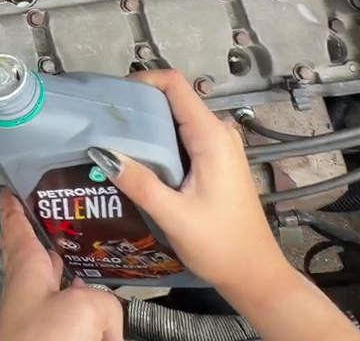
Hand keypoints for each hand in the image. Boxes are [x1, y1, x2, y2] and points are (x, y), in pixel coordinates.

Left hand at [0, 192, 123, 340]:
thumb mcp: (84, 310)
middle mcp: (27, 287)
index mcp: (24, 264)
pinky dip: (91, 323)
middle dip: (55, 242)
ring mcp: (37, 317)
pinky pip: (75, 324)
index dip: (13, 202)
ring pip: (63, 291)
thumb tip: (108, 315)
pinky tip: (102, 327)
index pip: (15, 220)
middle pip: (40, 253)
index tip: (10, 186)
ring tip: (98, 285)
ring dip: (81, 290)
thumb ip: (105, 301)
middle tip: (68, 226)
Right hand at [103, 69, 286, 297]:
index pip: (174, 83)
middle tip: (107, 121)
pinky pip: (182, 132)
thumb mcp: (175, 217)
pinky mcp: (216, 159)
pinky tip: (140, 156)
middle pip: (172, 97)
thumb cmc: (222, 246)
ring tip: (116, 138)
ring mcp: (219, 145)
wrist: (258, 278)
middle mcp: (218, 132)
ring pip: (176, 115)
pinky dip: (159, 137)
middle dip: (138, 102)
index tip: (114, 97)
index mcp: (211, 136)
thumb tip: (101, 151)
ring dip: (147, 121)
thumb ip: (139, 183)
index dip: (142, 80)